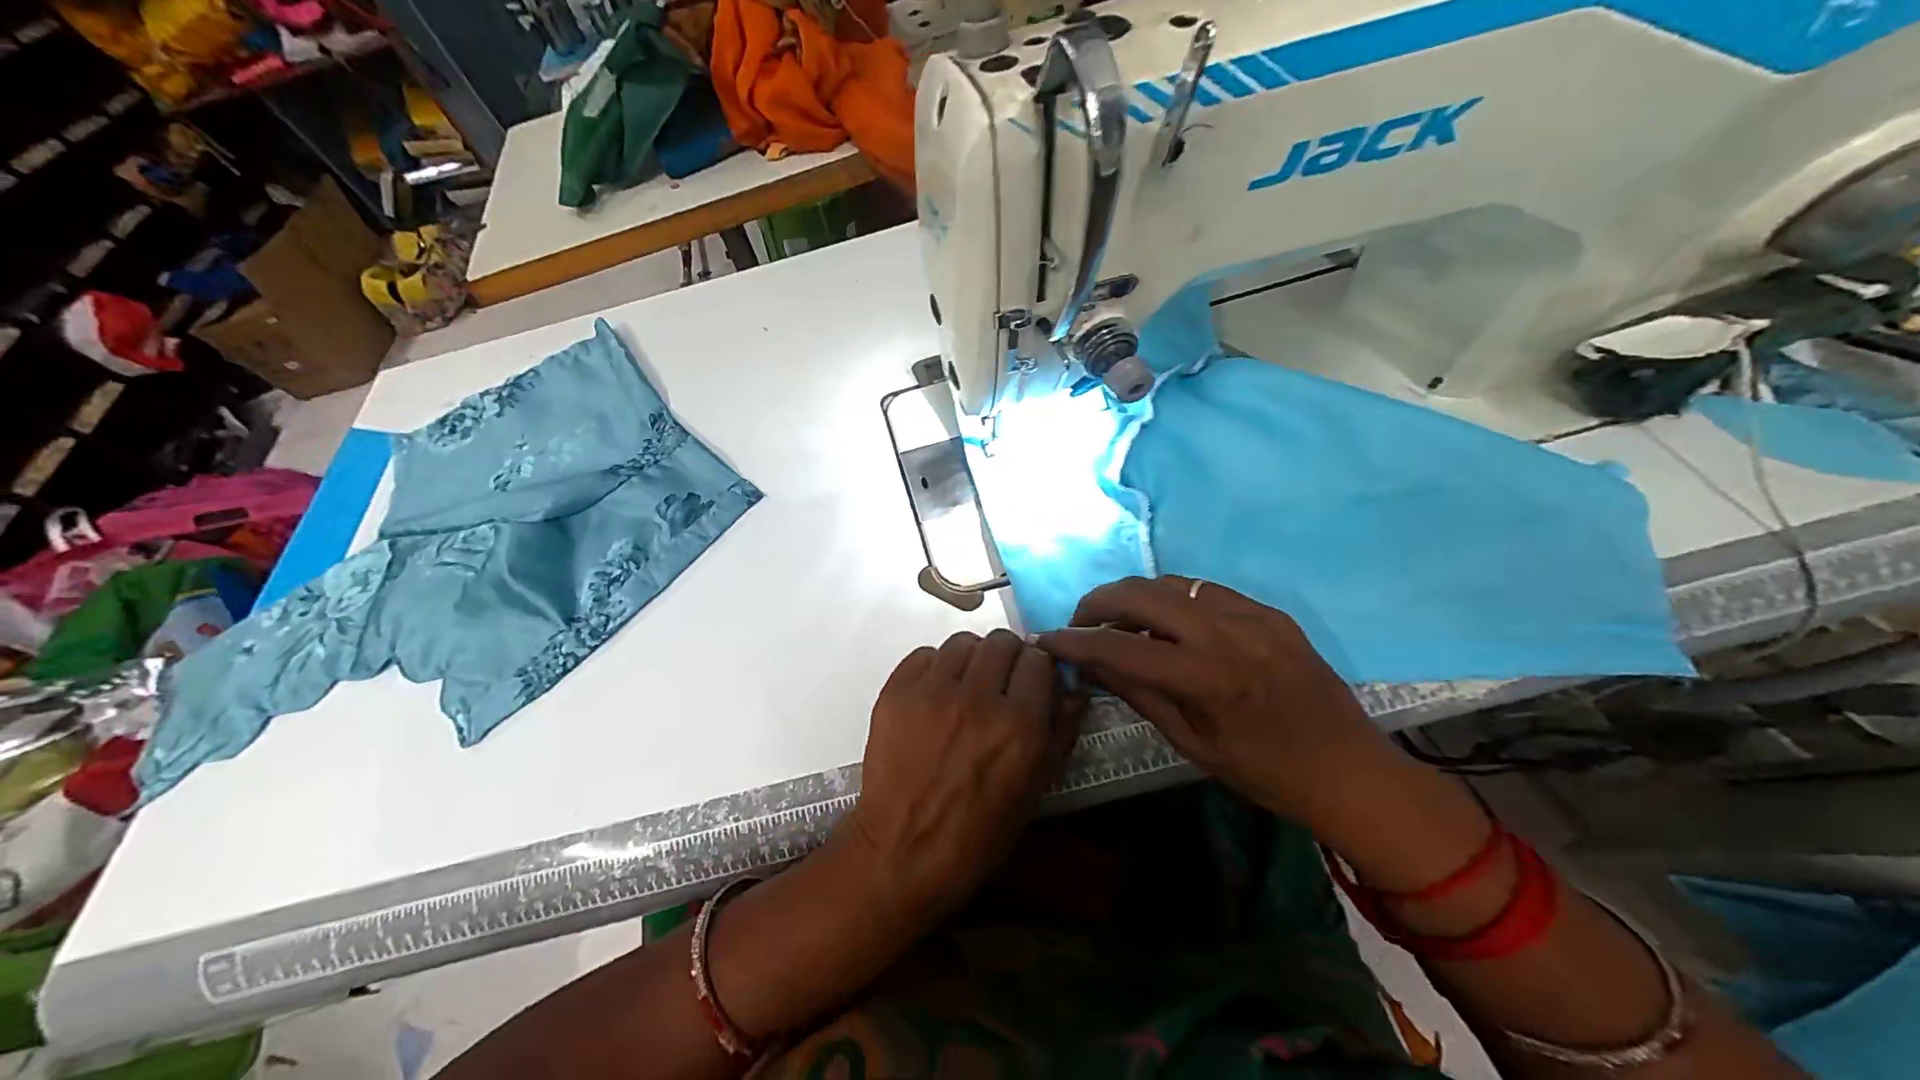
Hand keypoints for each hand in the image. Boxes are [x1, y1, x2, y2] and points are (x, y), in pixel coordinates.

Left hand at [846, 630, 1081, 924]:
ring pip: (962, 643)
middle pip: (1001, 642)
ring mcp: (932, 692)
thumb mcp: (1036, 787)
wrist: (903, 853)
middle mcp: (978, 698)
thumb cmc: (978, 832)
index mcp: (1020, 724)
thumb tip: (1074, 684)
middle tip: (999, 685)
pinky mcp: (896, 693)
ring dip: (972, 660)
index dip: (1038, 670)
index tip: (1031, 684)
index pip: (1039, 659)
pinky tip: (935, 697)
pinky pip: (924, 655)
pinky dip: (935, 668)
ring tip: (965, 689)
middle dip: (1007, 659)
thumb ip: (1061, 729)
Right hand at [1037, 576, 1396, 828]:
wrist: (1351, 771)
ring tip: (1121, 622)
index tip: (1049, 640)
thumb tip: (1092, 665)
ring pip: (1174, 584)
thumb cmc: (1266, 774)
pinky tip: (1170, 625)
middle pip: (1142, 594)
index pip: (1122, 647)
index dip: (1077, 642)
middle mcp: (1228, 633)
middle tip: (1081, 623)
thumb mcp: (1193, 744)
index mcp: (1208, 677)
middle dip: (1099, 602)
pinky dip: (1176, 602)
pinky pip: (1208, 592)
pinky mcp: (1271, 612)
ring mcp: (1254, 616)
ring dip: (1136, 598)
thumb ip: (1140, 694)